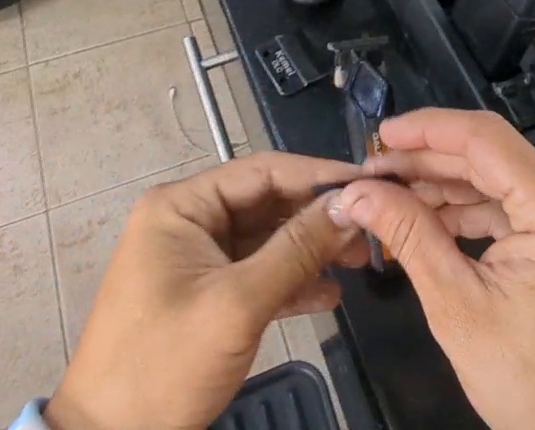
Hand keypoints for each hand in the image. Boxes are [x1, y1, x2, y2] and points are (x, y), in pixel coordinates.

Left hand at [48, 153, 365, 429]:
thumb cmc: (163, 364)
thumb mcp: (238, 304)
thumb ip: (298, 249)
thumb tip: (352, 204)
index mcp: (183, 206)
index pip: (263, 171)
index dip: (319, 174)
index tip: (371, 183)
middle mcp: (190, 220)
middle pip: (269, 202)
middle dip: (319, 217)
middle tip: (370, 231)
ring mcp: (198, 258)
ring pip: (269, 237)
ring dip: (312, 249)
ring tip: (359, 262)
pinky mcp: (207, 292)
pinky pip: (259, 271)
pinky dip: (293, 280)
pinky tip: (329, 295)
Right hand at [331, 109, 534, 429]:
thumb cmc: (529, 382)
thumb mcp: (457, 306)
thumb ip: (408, 234)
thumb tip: (356, 192)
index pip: (485, 139)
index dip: (427, 130)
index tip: (379, 136)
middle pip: (493, 156)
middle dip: (429, 163)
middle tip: (374, 174)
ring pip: (504, 178)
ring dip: (449, 187)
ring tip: (392, 198)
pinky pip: (520, 205)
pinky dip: (476, 210)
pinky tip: (432, 219)